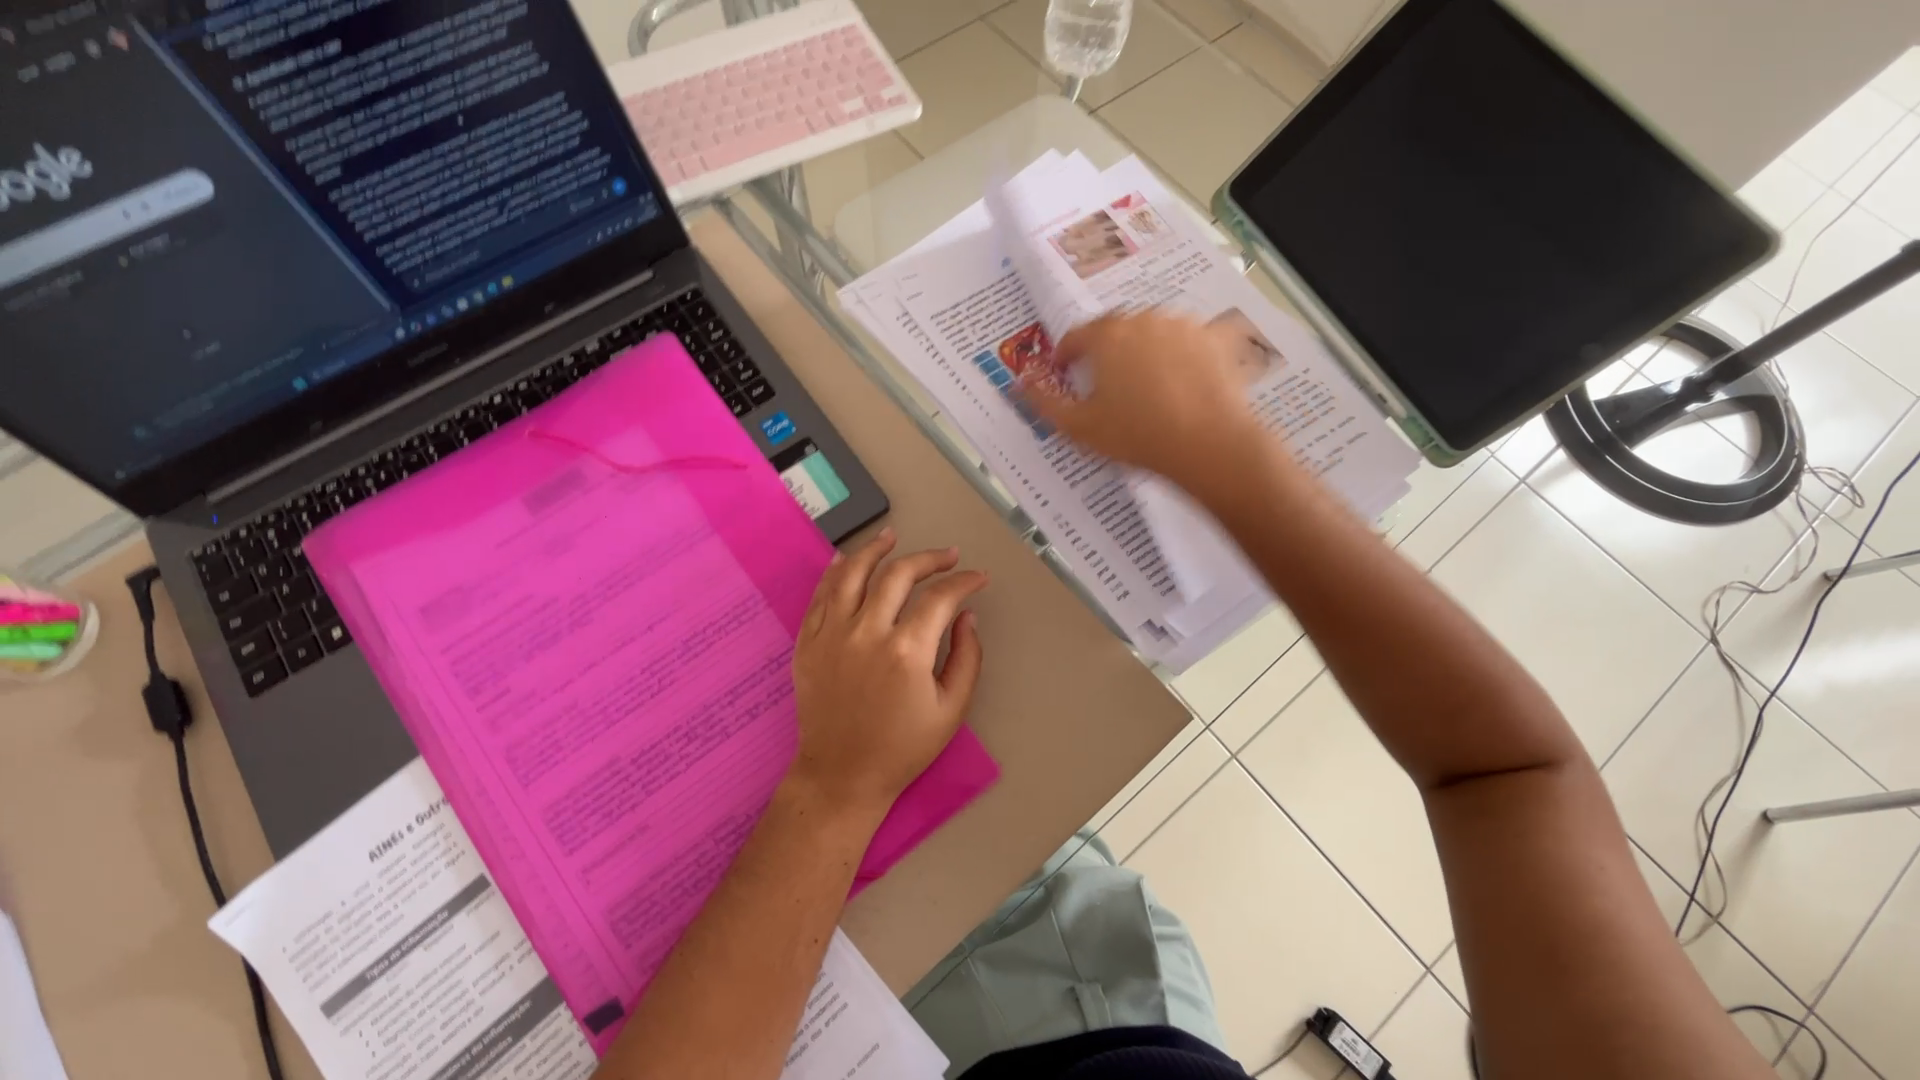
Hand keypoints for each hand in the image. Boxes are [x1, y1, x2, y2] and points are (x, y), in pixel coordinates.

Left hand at [787, 528, 987, 819]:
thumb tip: (966, 616)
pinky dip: (836, 572)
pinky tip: (848, 560)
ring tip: (892, 536)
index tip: (977, 579)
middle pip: (898, 575)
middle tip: (946, 556)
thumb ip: (967, 657)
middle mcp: (867, 633)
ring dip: (875, 549)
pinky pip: (821, 595)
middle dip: (928, 559)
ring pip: (853, 574)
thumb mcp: (951, 710)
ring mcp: (832, 634)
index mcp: (907, 651)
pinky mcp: (808, 642)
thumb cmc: (903, 748)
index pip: (940, 598)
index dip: (964, 582)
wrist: (842, 774)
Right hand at [1020, 311, 1266, 492]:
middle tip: (1107, 383)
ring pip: (1153, 332)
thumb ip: (1045, 403)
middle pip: (1115, 329)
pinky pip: (1190, 340)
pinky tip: (1182, 381)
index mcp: (1105, 336)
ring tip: (1147, 385)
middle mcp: (1142, 319)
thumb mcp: (1079, 428)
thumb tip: (1020, 385)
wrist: (1209, 445)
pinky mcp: (1214, 337)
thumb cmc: (1137, 436)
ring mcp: (1182, 324)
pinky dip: (1183, 354)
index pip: (1074, 336)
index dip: (1065, 355)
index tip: (1064, 371)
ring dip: (1144, 350)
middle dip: (1107, 351)